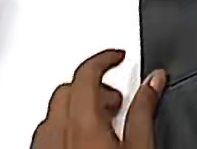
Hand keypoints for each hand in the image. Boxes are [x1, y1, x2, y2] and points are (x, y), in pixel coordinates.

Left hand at [31, 50, 163, 148]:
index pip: (86, 71)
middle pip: (66, 90)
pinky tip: (78, 142)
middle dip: (91, 84)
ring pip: (51, 116)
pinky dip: (59, 130)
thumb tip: (154, 79)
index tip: (119, 56)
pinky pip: (42, 139)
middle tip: (114, 96)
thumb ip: (144, 110)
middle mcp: (55, 136)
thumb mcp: (140, 148)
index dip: (105, 57)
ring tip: (99, 121)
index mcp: (82, 122)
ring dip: (73, 108)